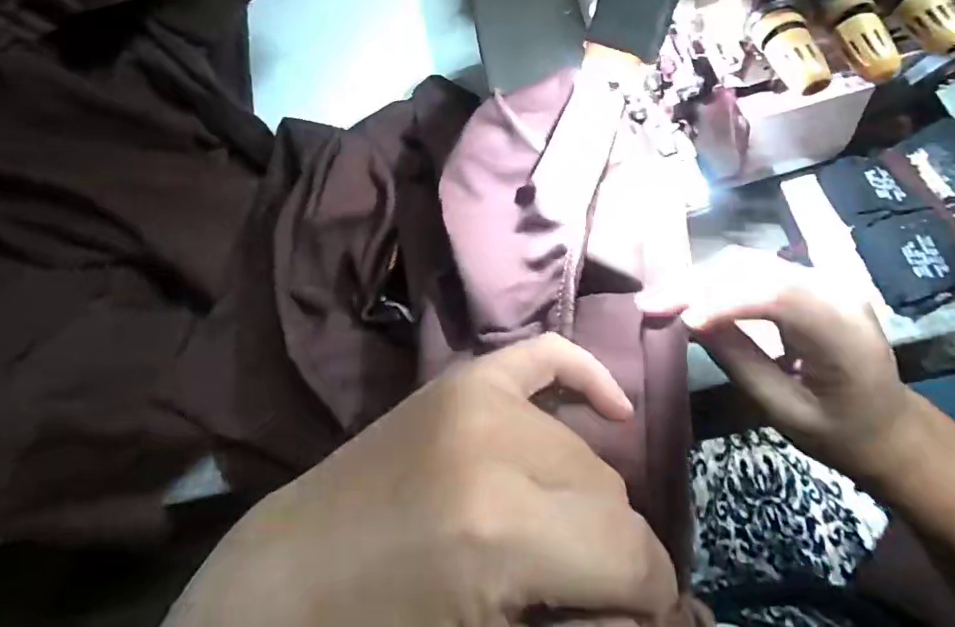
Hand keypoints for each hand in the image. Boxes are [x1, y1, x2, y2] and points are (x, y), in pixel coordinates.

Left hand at [165, 334, 678, 626]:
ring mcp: (473, 397)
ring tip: (560, 536)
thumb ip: (588, 622)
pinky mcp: (459, 378)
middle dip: (613, 554)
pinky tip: (613, 407)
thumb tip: (665, 610)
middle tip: (585, 588)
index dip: (652, 598)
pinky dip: (585, 377)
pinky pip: (545, 355)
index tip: (644, 616)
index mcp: (500, 531)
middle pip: (609, 497)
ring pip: (584, 449)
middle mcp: (495, 446)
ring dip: (587, 501)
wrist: (289, 582)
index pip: (631, 554)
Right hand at [638, 249, 919, 479]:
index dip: (723, 300)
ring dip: (700, 278)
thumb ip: (741, 363)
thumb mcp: (789, 413)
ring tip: (661, 300)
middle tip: (650, 305)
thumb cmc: (844, 435)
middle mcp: (834, 288)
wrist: (890, 428)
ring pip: (747, 262)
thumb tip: (689, 323)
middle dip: (697, 284)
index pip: (776, 295)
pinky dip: (717, 280)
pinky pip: (754, 270)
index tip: (680, 321)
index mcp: (843, 330)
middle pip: (754, 269)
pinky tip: (690, 295)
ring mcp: (821, 277)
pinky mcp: (806, 279)